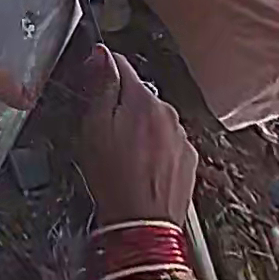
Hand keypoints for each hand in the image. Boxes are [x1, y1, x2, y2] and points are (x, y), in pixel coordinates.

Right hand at [76, 45, 197, 224]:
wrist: (142, 225)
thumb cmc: (113, 176)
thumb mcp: (94, 124)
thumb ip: (102, 85)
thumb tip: (103, 54)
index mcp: (144, 100)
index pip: (121, 64)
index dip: (102, 67)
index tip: (90, 77)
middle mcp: (168, 114)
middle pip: (138, 92)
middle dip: (120, 99)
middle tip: (101, 122)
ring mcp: (181, 139)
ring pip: (153, 117)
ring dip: (138, 123)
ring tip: (120, 147)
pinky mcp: (188, 160)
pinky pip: (166, 140)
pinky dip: (152, 144)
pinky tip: (138, 162)